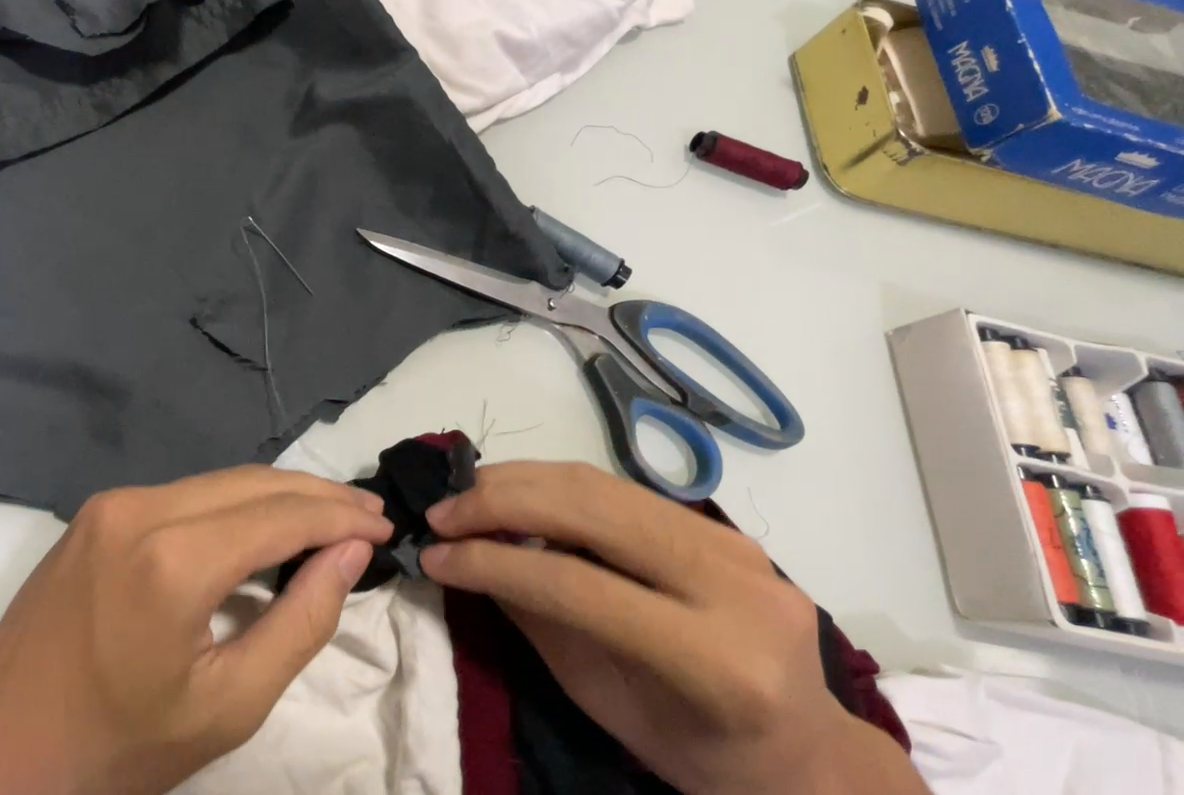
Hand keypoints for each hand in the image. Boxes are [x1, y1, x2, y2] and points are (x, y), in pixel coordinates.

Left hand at [0, 465, 391, 794]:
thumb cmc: (119, 742)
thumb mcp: (229, 704)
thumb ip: (301, 621)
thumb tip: (349, 551)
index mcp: (174, 559)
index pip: (282, 514)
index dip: (341, 515)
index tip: (387, 524)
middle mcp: (142, 508)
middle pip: (253, 483)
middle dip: (318, 496)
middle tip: (369, 516)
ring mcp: (114, 502)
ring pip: (220, 481)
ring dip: (279, 496)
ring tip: (331, 518)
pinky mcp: (98, 510)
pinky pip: (186, 493)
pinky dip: (235, 504)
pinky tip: (264, 526)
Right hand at [419, 462, 925, 794]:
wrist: (801, 751)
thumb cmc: (697, 754)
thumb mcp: (607, 707)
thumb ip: (541, 626)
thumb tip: (472, 559)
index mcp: (714, 659)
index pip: (578, 585)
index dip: (493, 562)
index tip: (433, 554)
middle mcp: (733, 585)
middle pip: (590, 512)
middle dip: (499, 502)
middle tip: (441, 512)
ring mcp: (734, 545)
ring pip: (602, 484)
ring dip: (520, 480)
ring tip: (466, 494)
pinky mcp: (723, 526)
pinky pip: (621, 489)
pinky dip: (554, 485)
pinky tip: (515, 494)